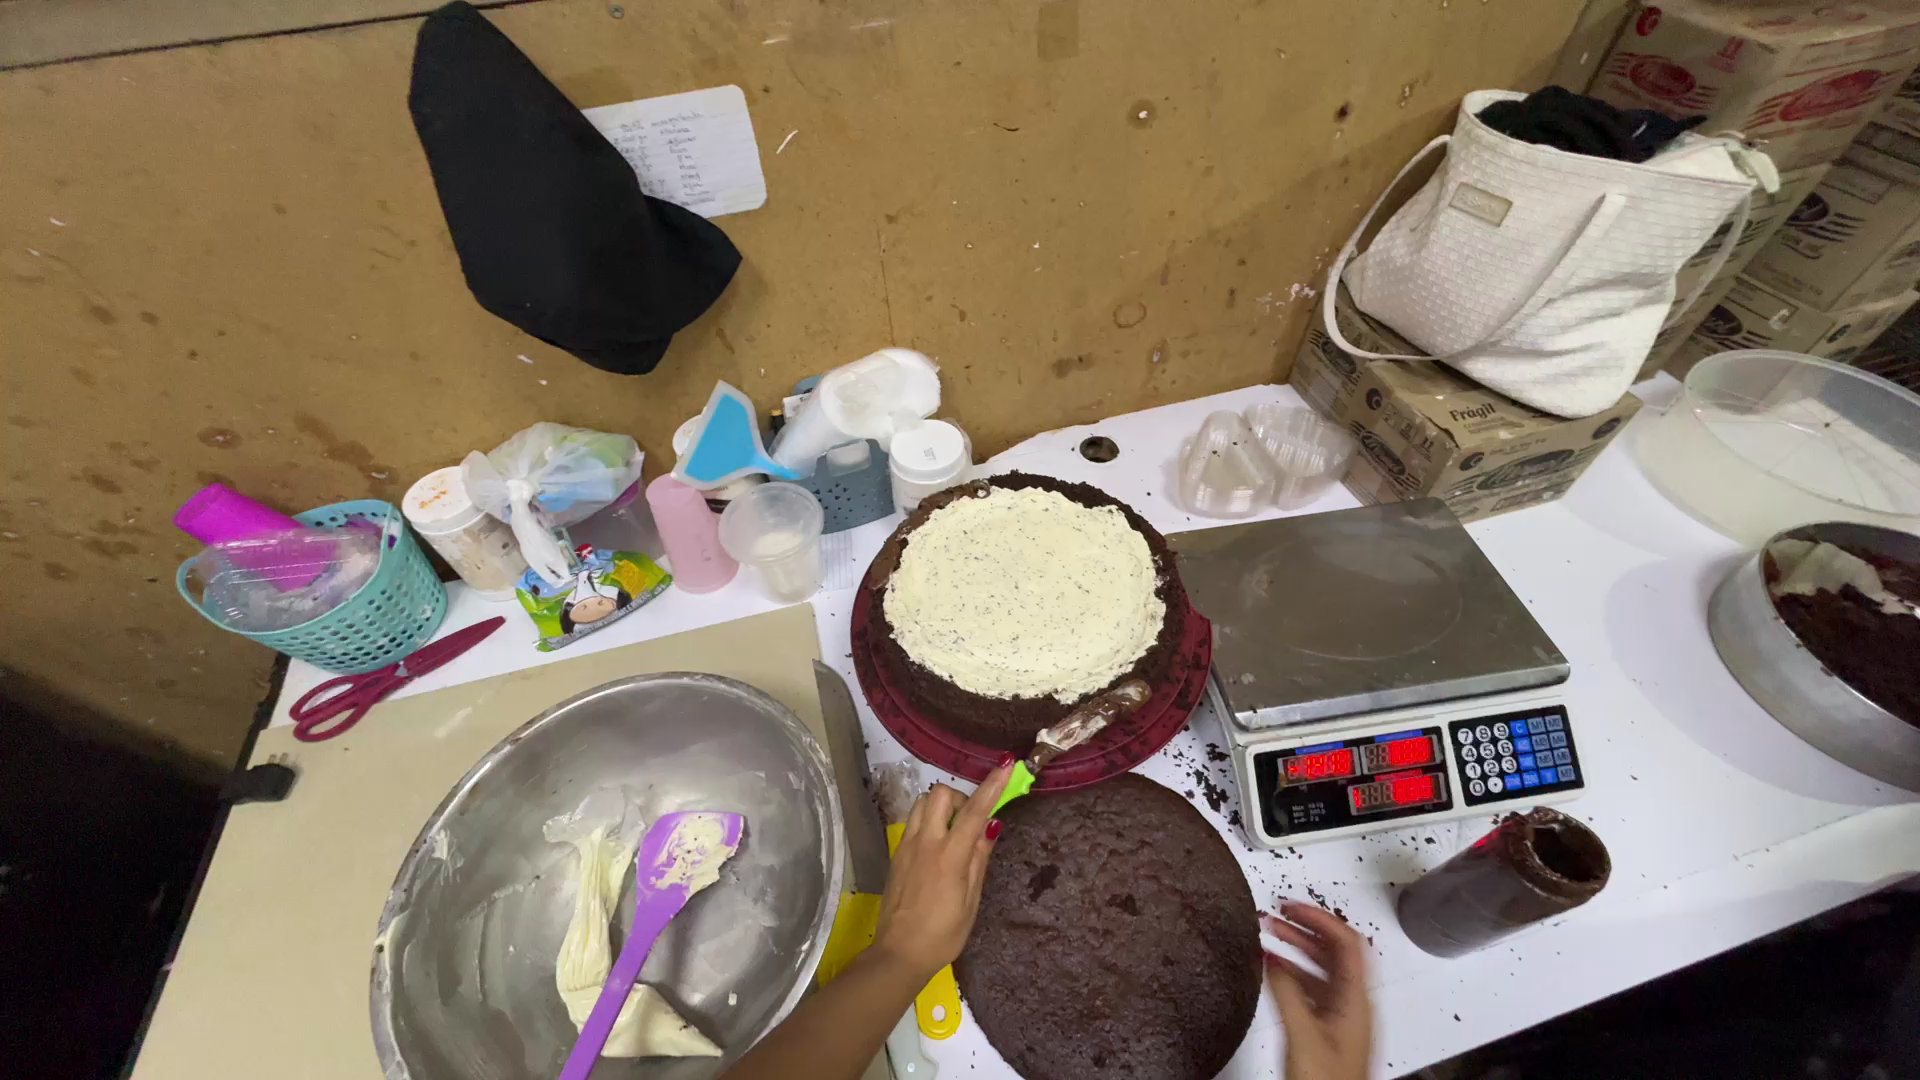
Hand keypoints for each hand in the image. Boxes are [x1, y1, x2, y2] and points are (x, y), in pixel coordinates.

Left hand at [870, 760, 1013, 980]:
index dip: (992, 786)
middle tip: (971, 823)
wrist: (898, 954)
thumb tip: (991, 825)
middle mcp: (925, 842)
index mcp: (949, 856)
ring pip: (923, 803)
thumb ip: (979, 858)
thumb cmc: (942, 934)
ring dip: (941, 806)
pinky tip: (937, 847)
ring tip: (953, 832)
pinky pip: (913, 821)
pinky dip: (929, 821)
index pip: (975, 812)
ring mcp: (907, 845)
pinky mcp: (897, 853)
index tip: (1007, 766)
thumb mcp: (970, 902)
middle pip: (941, 794)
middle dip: (961, 798)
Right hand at [1265, 899, 1372, 1079]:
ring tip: (1269, 930)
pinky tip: (1270, 963)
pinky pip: (1311, 983)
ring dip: (1296, 943)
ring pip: (1321, 965)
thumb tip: (1269, 955)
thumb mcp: (1303, 1034)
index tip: (1291, 905)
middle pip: (1335, 950)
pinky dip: (1291, 966)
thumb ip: (1286, 991)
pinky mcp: (1327, 1025)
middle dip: (1305, 926)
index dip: (1321, 918)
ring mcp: (1341, 1014)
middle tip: (1276, 912)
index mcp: (1356, 1000)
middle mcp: (1353, 1002)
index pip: (1347, 942)